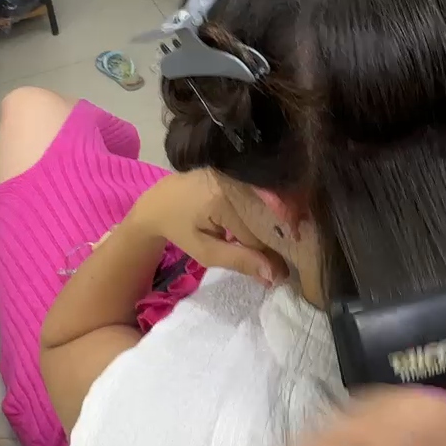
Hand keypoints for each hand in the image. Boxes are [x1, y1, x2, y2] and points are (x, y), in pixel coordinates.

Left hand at [120, 170, 286, 284]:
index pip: (256, 232)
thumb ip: (238, 261)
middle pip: (266, 213)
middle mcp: (233, 180)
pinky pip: (259, 192)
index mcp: (222, 200)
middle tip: (285, 260)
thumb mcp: (205, 252)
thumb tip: (273, 274)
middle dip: (279, 238)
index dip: (270, 256)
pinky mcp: (237, 170)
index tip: (282, 275)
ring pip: (267, 202)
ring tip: (284, 243)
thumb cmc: (179, 229)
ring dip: (277, 223)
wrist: (159, 202)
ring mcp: (236, 172)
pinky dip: (268, 210)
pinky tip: (271, 225)